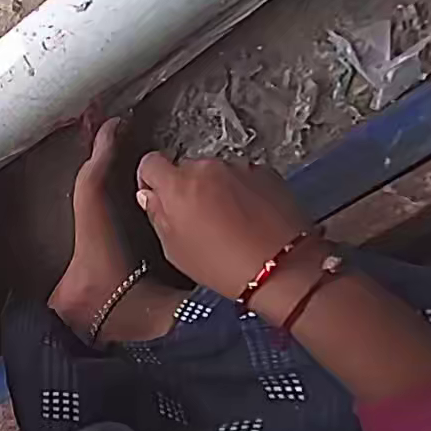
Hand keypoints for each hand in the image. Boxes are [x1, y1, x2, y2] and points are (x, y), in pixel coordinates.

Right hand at [134, 153, 312, 299]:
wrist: (281, 267)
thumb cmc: (224, 264)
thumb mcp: (174, 249)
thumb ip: (157, 215)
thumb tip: (150, 197)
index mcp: (178, 185)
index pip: (150, 162)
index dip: (149, 179)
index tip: (155, 194)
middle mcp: (208, 168)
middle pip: (185, 169)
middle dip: (185, 189)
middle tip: (194, 220)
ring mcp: (239, 168)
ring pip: (214, 173)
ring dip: (214, 190)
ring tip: (224, 223)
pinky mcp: (266, 173)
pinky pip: (241, 177)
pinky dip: (239, 192)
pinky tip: (245, 219)